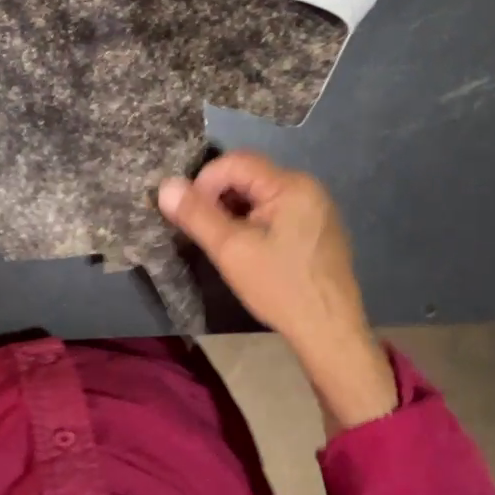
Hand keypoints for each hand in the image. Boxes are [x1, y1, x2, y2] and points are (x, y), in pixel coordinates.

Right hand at [159, 153, 396, 430]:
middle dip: (218, 198)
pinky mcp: (318, 229)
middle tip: (203, 231)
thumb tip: (165, 186)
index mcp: (291, 185)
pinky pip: (277, 211)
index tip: (190, 214)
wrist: (329, 332)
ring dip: (234, 211)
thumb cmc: (280, 288)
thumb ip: (196, 214)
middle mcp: (309, 187)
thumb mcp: (230, 250)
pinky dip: (255, 222)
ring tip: (223, 243)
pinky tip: (249, 250)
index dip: (204, 182)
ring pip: (261, 195)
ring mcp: (317, 209)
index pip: (235, 162)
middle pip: (249, 176)